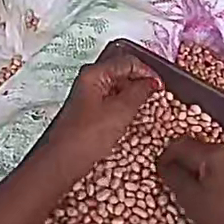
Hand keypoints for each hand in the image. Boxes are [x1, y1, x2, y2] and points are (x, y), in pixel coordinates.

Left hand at [35, 55, 161, 178]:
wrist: (63, 162)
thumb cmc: (86, 137)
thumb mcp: (121, 111)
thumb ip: (139, 92)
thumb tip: (151, 82)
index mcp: (94, 74)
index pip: (127, 62)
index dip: (147, 72)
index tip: (160, 86)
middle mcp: (89, 82)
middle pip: (121, 73)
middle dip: (140, 82)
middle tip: (156, 96)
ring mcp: (88, 97)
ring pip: (117, 88)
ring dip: (133, 95)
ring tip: (147, 108)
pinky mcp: (89, 113)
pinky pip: (112, 102)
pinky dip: (124, 107)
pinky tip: (131, 118)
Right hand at [157, 137, 223, 223]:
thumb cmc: (218, 217)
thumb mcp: (189, 196)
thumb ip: (173, 175)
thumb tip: (163, 165)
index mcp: (212, 153)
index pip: (181, 145)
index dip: (165, 156)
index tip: (157, 170)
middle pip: (193, 147)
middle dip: (177, 159)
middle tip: (165, 177)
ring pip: (203, 156)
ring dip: (189, 166)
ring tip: (179, 185)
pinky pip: (213, 165)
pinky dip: (201, 172)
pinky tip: (197, 190)